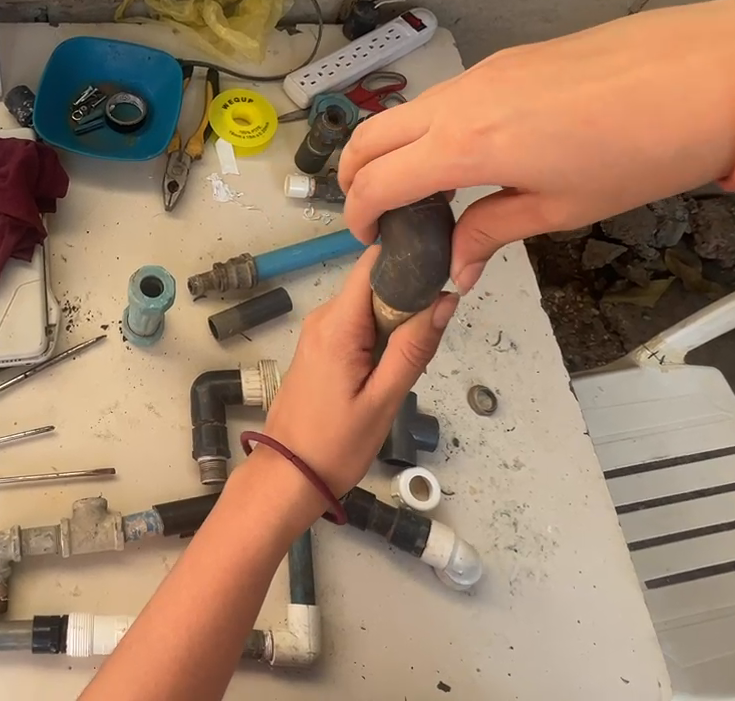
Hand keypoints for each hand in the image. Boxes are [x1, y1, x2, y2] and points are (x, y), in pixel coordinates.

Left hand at [258, 247, 456, 508]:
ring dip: (395, 320)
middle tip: (434, 332)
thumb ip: (414, 348)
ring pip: (367, 305)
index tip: (441, 273)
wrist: (289, 473)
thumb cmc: (335, 444)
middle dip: (408, 298)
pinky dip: (379, 335)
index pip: (372, 264)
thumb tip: (444, 301)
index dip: (407, 260)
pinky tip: (389, 365)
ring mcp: (318, 331)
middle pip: (373, 284)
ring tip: (413, 355)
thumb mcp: (384, 399)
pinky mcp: (319, 346)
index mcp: (337, 325)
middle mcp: (323, 318)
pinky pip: (356, 325)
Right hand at [337, 0, 734, 292]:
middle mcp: (456, 103)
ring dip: (391, 150)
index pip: (378, 181)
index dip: (359, 213)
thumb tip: (457, 269)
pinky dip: (428, 129)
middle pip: (370, 136)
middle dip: (353, 174)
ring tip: (418, 188)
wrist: (717, 71)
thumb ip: (492, 232)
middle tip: (369, 210)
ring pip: (404, 114)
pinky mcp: (504, 61)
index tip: (366, 238)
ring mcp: (478, 74)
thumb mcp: (564, 207)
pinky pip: (443, 98)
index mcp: (464, 147)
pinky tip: (466, 153)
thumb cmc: (643, 153)